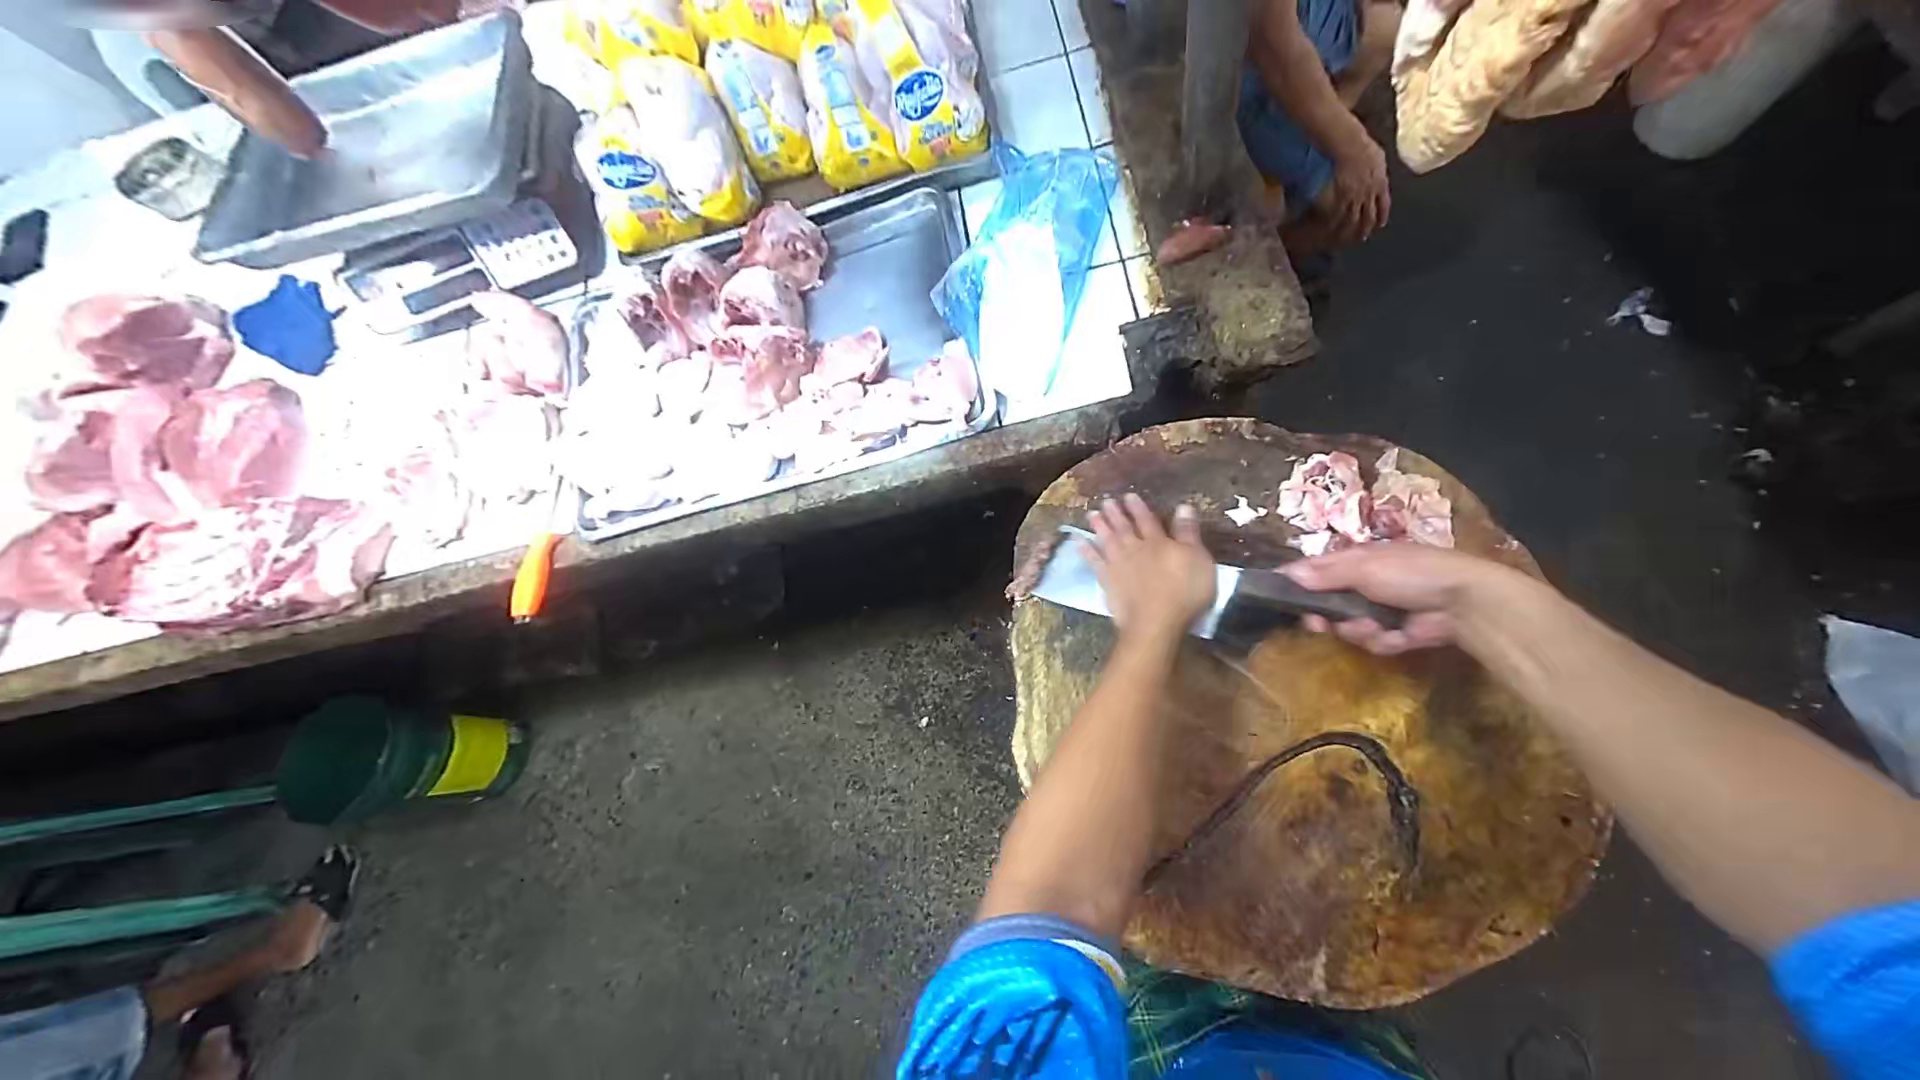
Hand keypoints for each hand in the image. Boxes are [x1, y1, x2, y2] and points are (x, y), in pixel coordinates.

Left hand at [1082, 495, 1215, 646]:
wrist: (1155, 622)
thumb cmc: (1184, 592)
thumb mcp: (1198, 560)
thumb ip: (1189, 533)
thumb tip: (1184, 507)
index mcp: (1158, 542)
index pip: (1147, 520)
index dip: (1138, 508)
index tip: (1128, 496)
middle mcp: (1135, 549)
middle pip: (1123, 528)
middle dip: (1115, 513)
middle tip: (1106, 502)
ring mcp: (1118, 565)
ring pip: (1107, 541)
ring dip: (1099, 526)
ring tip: (1091, 514)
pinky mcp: (1107, 582)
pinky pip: (1094, 563)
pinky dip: (1087, 551)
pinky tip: (1080, 542)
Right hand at [1281, 543, 1521, 655]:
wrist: (1465, 602)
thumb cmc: (1411, 573)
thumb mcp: (1363, 567)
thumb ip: (1324, 574)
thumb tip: (1287, 574)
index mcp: (1355, 562)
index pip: (1315, 570)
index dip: (1296, 582)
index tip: (1280, 595)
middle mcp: (1363, 584)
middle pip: (1325, 604)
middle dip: (1323, 617)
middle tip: (1319, 625)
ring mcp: (1379, 611)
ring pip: (1347, 627)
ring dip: (1357, 631)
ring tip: (1374, 628)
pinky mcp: (1395, 634)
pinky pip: (1372, 642)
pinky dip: (1382, 641)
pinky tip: (1397, 637)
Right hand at [1325, 136, 1390, 243]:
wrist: (1351, 146)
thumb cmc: (1363, 147)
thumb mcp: (1379, 157)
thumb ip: (1378, 169)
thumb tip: (1377, 172)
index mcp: (1381, 182)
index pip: (1384, 204)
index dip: (1382, 215)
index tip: (1380, 225)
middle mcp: (1370, 193)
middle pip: (1368, 216)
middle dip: (1365, 229)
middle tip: (1361, 238)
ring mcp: (1355, 197)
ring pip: (1354, 219)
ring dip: (1349, 231)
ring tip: (1344, 239)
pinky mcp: (1340, 197)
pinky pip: (1338, 215)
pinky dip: (1335, 224)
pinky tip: (1330, 229)